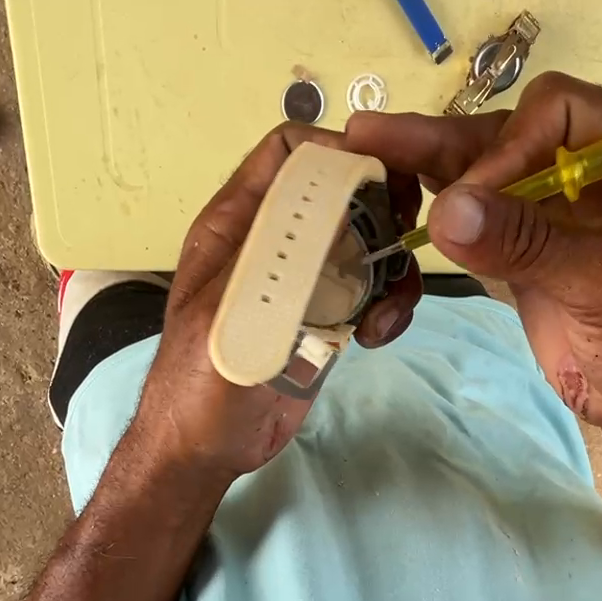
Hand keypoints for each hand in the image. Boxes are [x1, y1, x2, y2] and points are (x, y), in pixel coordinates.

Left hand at [124, 124, 423, 479]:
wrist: (208, 448)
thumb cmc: (200, 381)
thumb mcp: (231, 309)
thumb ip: (279, 253)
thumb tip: (340, 200)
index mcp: (237, 223)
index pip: (290, 152)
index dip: (338, 152)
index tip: (380, 184)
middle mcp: (274, 241)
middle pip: (342, 191)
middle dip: (381, 211)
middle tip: (401, 245)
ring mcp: (303, 280)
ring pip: (366, 243)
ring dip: (391, 269)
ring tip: (385, 314)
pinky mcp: (327, 318)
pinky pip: (371, 291)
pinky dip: (388, 305)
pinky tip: (378, 335)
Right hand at [346, 74, 601, 431]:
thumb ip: (529, 243)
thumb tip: (445, 212)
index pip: (556, 115)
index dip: (508, 147)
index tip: (473, 198)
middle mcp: (588, 171)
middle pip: (506, 139)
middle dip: (441, 142)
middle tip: (368, 135)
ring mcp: (550, 215)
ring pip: (480, 181)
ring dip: (423, 172)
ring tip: (360, 153)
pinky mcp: (521, 257)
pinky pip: (472, 227)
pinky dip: (433, 220)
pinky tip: (392, 205)